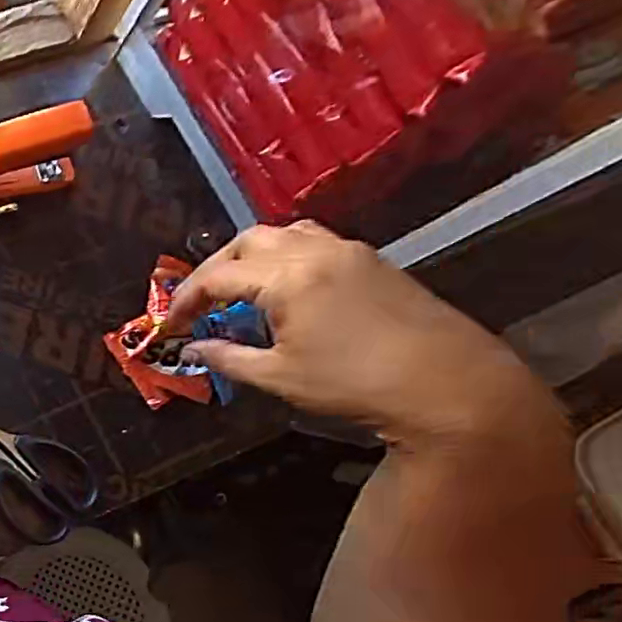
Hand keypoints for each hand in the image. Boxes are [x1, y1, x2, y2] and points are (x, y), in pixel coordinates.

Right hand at [166, 222, 559, 446]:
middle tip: (196, 304)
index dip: (185, 300)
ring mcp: (352, 254)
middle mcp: (320, 254)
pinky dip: (282, 259)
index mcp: (291, 279)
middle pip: (248, 242)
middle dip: (212, 270)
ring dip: (248, 258)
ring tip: (233, 291)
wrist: (450, 385)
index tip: (171, 326)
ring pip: (284, 235)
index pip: (217, 276)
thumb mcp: (275, 375)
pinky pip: (314, 244)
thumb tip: (191, 350)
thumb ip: (225, 357)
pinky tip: (276, 291)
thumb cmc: (352, 382)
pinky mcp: (373, 264)